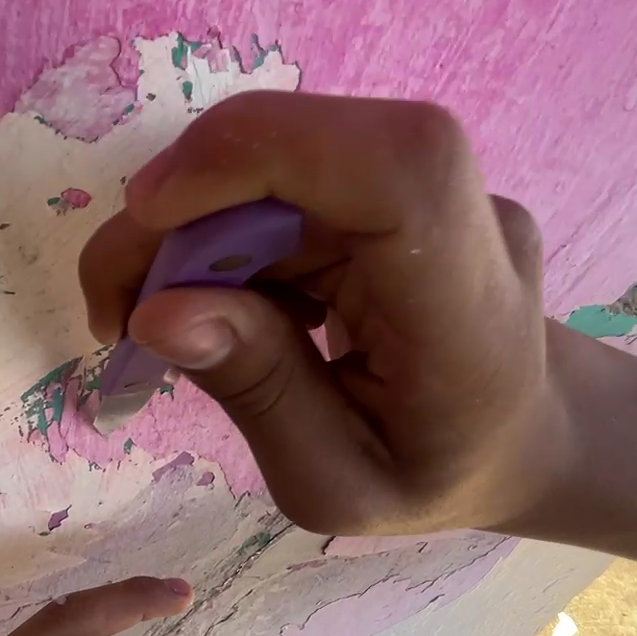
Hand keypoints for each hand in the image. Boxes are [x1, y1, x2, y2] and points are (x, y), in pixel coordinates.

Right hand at [79, 92, 570, 535]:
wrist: (522, 431)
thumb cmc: (435, 476)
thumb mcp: (334, 484)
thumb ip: (257, 394)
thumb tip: (156, 311)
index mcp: (468, 311)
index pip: (392, 166)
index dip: (257, 153)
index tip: (148, 214)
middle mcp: (460, 218)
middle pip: (299, 152)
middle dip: (175, 215)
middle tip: (114, 306)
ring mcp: (428, 189)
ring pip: (271, 162)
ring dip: (183, 229)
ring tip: (150, 314)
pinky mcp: (388, 185)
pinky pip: (278, 183)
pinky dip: (212, 232)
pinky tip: (207, 295)